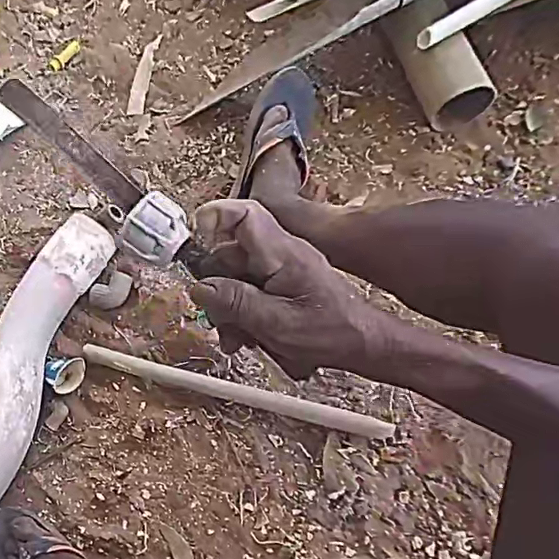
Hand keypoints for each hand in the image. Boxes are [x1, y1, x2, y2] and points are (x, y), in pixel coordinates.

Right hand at [188, 200, 384, 379]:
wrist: (362, 344)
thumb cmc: (330, 333)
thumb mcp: (276, 324)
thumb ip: (235, 303)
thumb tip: (199, 288)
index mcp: (282, 254)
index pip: (244, 214)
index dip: (214, 220)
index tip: (195, 244)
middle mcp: (280, 253)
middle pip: (230, 252)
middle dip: (215, 286)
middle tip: (216, 318)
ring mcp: (281, 267)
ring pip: (235, 274)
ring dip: (227, 305)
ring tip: (236, 337)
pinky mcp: (281, 282)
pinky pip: (249, 287)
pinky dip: (241, 311)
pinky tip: (245, 334)